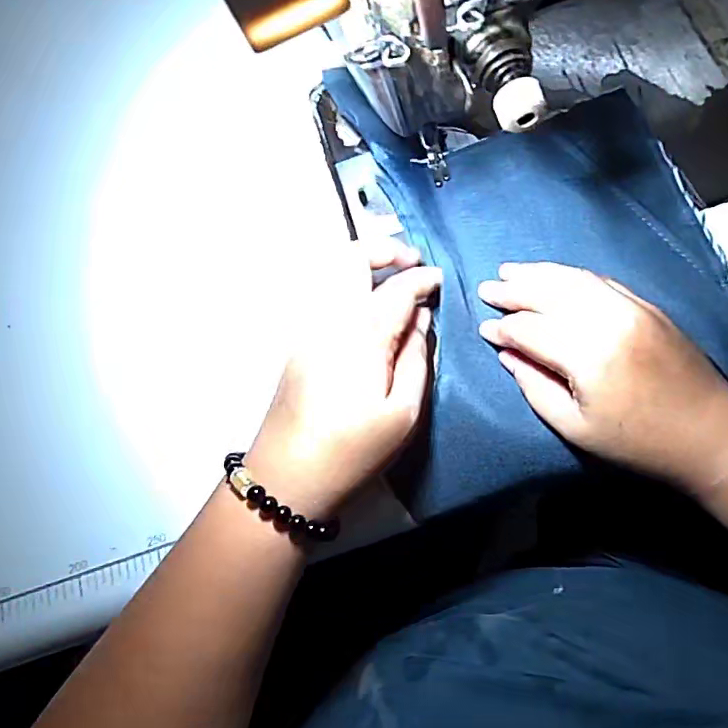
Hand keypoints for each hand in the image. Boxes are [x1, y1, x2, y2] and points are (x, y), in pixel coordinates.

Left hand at [247, 237, 440, 517]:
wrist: (286, 477)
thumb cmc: (352, 451)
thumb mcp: (403, 413)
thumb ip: (417, 358)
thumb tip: (421, 321)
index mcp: (360, 336)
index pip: (396, 288)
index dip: (423, 278)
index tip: (441, 280)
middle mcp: (328, 321)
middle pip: (349, 259)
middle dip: (384, 250)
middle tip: (412, 261)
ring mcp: (308, 331)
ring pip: (333, 275)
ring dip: (366, 268)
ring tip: (396, 283)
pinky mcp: (299, 345)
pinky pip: (328, 297)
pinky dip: (352, 288)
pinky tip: (374, 313)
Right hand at [476, 261, 727, 490]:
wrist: (709, 430)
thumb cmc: (638, 442)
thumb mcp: (575, 427)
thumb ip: (535, 386)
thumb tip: (507, 354)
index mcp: (588, 355)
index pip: (531, 329)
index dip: (504, 329)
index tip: (485, 329)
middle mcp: (609, 319)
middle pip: (550, 293)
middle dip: (515, 290)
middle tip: (486, 288)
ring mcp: (631, 307)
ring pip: (575, 279)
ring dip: (540, 273)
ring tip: (511, 271)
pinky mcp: (646, 305)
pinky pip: (600, 280)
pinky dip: (571, 275)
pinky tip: (554, 276)